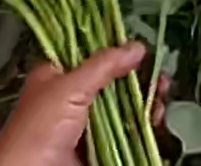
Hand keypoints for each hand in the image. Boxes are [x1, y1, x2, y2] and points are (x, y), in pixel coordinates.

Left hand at [0, 43, 148, 165]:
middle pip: (112, 82)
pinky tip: (156, 119)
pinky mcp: (98, 153)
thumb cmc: (39, 130)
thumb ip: (103, 65)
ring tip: (162, 98)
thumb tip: (135, 46)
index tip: (142, 50)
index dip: (117, 50)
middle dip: (138, 78)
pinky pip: (124, 136)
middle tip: (160, 77)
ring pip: (121, 109)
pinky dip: (142, 128)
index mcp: (58, 75)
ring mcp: (86, 127)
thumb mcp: (69, 88)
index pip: (92, 53)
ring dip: (144, 102)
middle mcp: (72, 98)